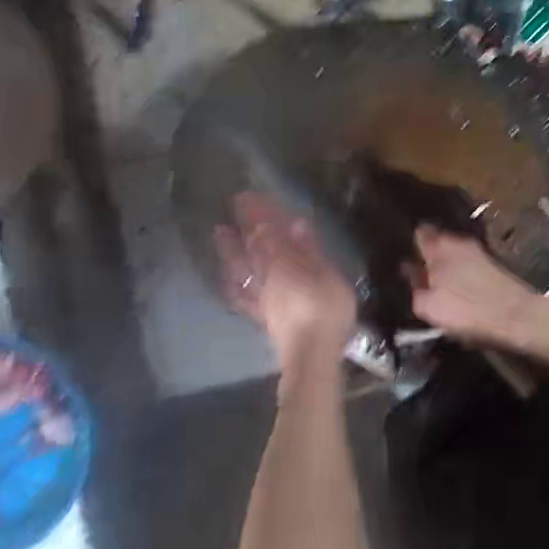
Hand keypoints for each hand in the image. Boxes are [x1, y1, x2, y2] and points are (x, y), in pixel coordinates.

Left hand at [213, 192, 356, 359]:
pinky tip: (227, 281)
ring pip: (240, 268)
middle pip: (251, 247)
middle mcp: (266, 276)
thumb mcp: (328, 275)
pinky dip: (232, 285)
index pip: (267, 232)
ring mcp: (261, 297)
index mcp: (284, 262)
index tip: (249, 194)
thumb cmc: (327, 310)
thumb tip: (295, 224)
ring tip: (219, 234)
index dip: (258, 213)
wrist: (312, 354)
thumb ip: (311, 250)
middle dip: (242, 225)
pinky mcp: (262, 316)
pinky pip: (241, 297)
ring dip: (229, 250)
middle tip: (232, 206)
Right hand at [405, 225, 548, 351]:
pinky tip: (453, 287)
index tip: (394, 252)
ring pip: (450, 254)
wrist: (517, 316)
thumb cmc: (468, 310)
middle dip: (423, 254)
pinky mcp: (491, 265)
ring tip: (429, 281)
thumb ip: (413, 286)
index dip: (405, 241)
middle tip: (409, 270)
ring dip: (441, 264)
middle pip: (434, 243)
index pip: (416, 232)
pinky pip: (464, 265)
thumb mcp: (428, 305)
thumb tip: (404, 271)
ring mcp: (477, 252)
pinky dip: (457, 273)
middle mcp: (458, 241)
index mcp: (439, 245)